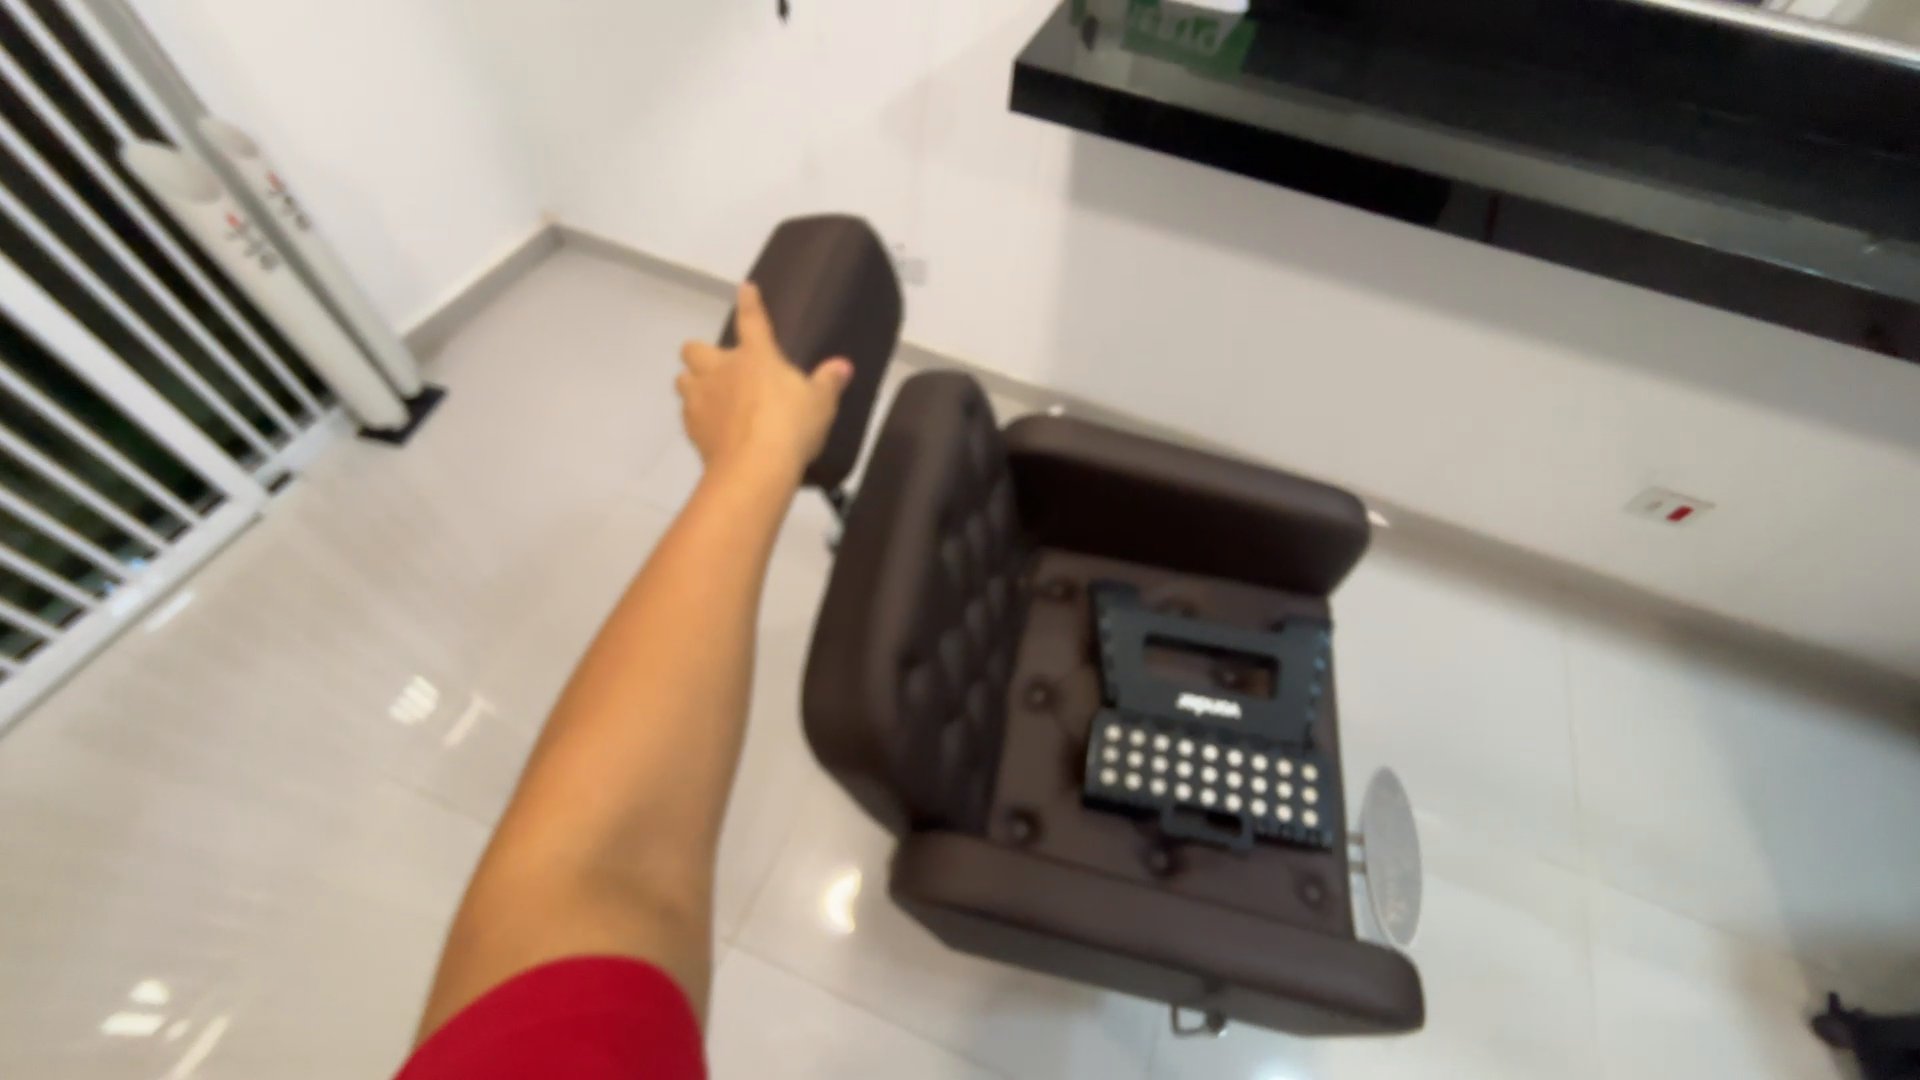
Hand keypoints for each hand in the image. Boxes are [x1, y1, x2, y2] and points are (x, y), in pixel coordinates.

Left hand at [677, 282, 851, 483]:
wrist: (755, 467)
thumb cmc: (791, 426)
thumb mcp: (820, 404)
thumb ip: (828, 382)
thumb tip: (843, 365)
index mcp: (756, 356)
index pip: (752, 320)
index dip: (749, 303)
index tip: (745, 288)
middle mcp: (721, 370)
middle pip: (694, 349)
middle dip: (702, 354)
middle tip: (720, 368)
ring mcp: (701, 399)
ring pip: (683, 380)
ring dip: (694, 385)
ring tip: (711, 398)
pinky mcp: (691, 428)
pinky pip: (687, 415)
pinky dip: (698, 418)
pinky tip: (713, 429)